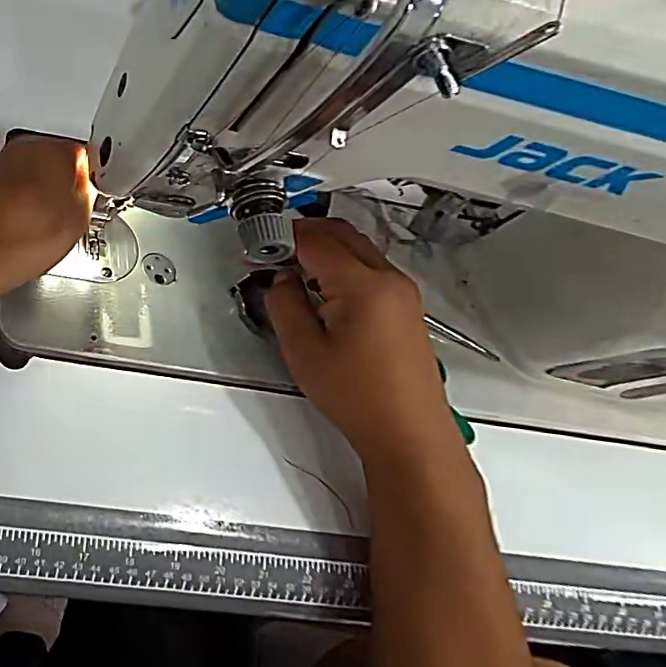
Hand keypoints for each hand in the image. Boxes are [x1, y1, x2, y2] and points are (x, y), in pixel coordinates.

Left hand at [0, 136, 93, 322]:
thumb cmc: (19, 241)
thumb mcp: (78, 221)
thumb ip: (87, 195)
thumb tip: (86, 191)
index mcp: (51, 151)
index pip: (83, 155)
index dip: (90, 180)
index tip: (90, 197)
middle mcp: (19, 150)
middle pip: (51, 162)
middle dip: (60, 185)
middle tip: (66, 215)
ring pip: (25, 175)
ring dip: (34, 195)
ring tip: (38, 228)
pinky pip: (2, 190)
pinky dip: (10, 205)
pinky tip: (16, 229)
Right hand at [265, 219, 457, 465]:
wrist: (408, 433)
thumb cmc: (362, 399)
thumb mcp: (303, 350)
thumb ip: (284, 304)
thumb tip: (280, 280)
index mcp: (364, 286)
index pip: (314, 241)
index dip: (279, 238)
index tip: (257, 244)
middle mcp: (389, 281)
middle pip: (339, 233)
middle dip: (301, 233)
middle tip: (269, 248)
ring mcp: (402, 293)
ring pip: (355, 247)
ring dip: (320, 248)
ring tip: (288, 268)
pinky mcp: (404, 306)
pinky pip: (368, 267)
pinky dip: (339, 265)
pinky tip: (317, 287)